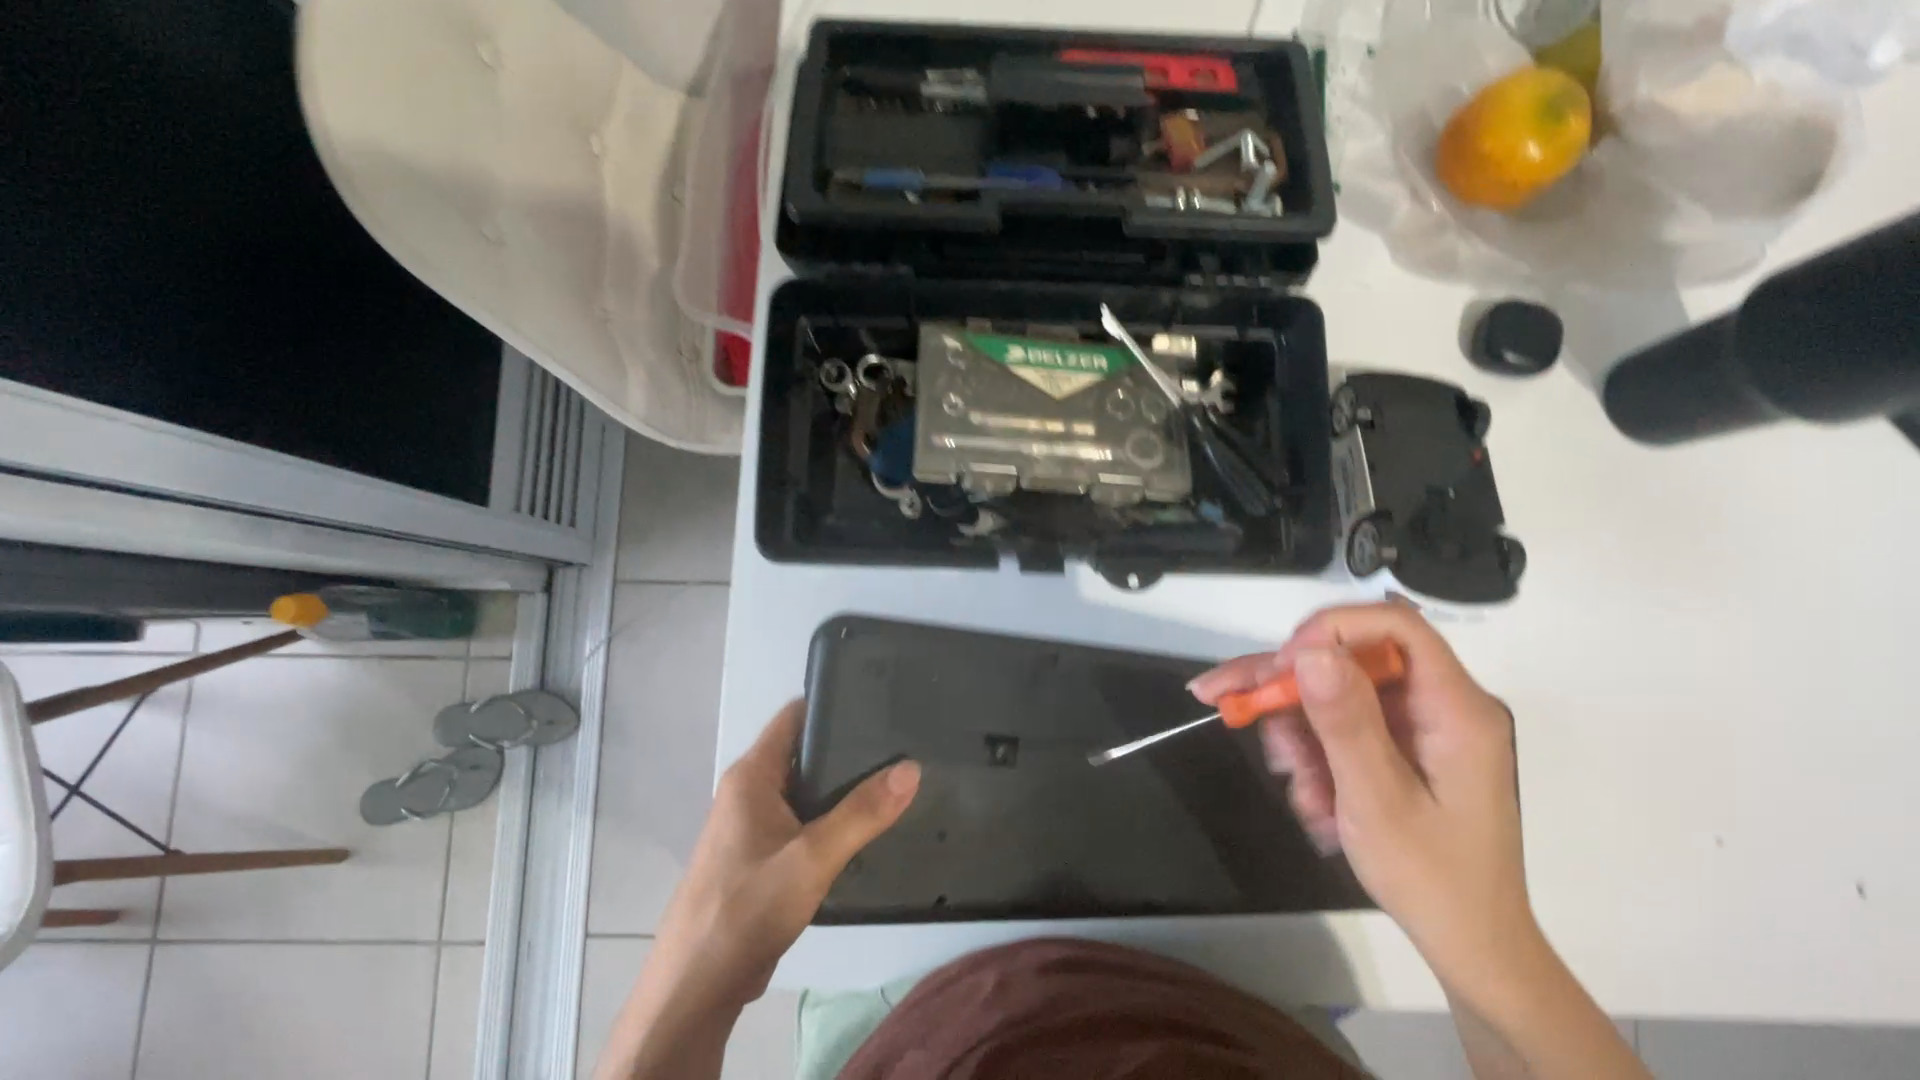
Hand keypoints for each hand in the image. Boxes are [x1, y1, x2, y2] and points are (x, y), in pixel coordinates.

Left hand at [644, 699, 920, 1009]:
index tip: (880, 699)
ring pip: (804, 794)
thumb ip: (861, 813)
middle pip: (803, 754)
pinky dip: (829, 823)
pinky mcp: (759, 861)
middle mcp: (747, 793)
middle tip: (901, 745)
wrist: (698, 984)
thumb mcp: (812, 858)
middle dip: (847, 750)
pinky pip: (801, 826)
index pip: (794, 717)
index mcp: (751, 777)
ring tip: (894, 782)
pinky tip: (864, 832)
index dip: (833, 702)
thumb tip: (910, 768)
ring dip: (840, 791)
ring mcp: (751, 828)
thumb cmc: (747, 908)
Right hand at [1189, 602, 1536, 992]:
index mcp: (1454, 708)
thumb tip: (1310, 652)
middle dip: (1287, 688)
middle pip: (1350, 661)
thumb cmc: (1431, 876)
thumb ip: (1345, 722)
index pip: (1396, 627)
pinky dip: (1314, 756)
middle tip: (1221, 700)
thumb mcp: (1378, 800)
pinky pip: (1342, 728)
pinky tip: (1310, 795)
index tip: (1281, 665)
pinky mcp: (1401, 748)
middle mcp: (1437, 705)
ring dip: (1298, 734)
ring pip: (1336, 695)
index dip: (1332, 630)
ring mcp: (1418, 727)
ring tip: (1294, 783)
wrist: (1469, 942)